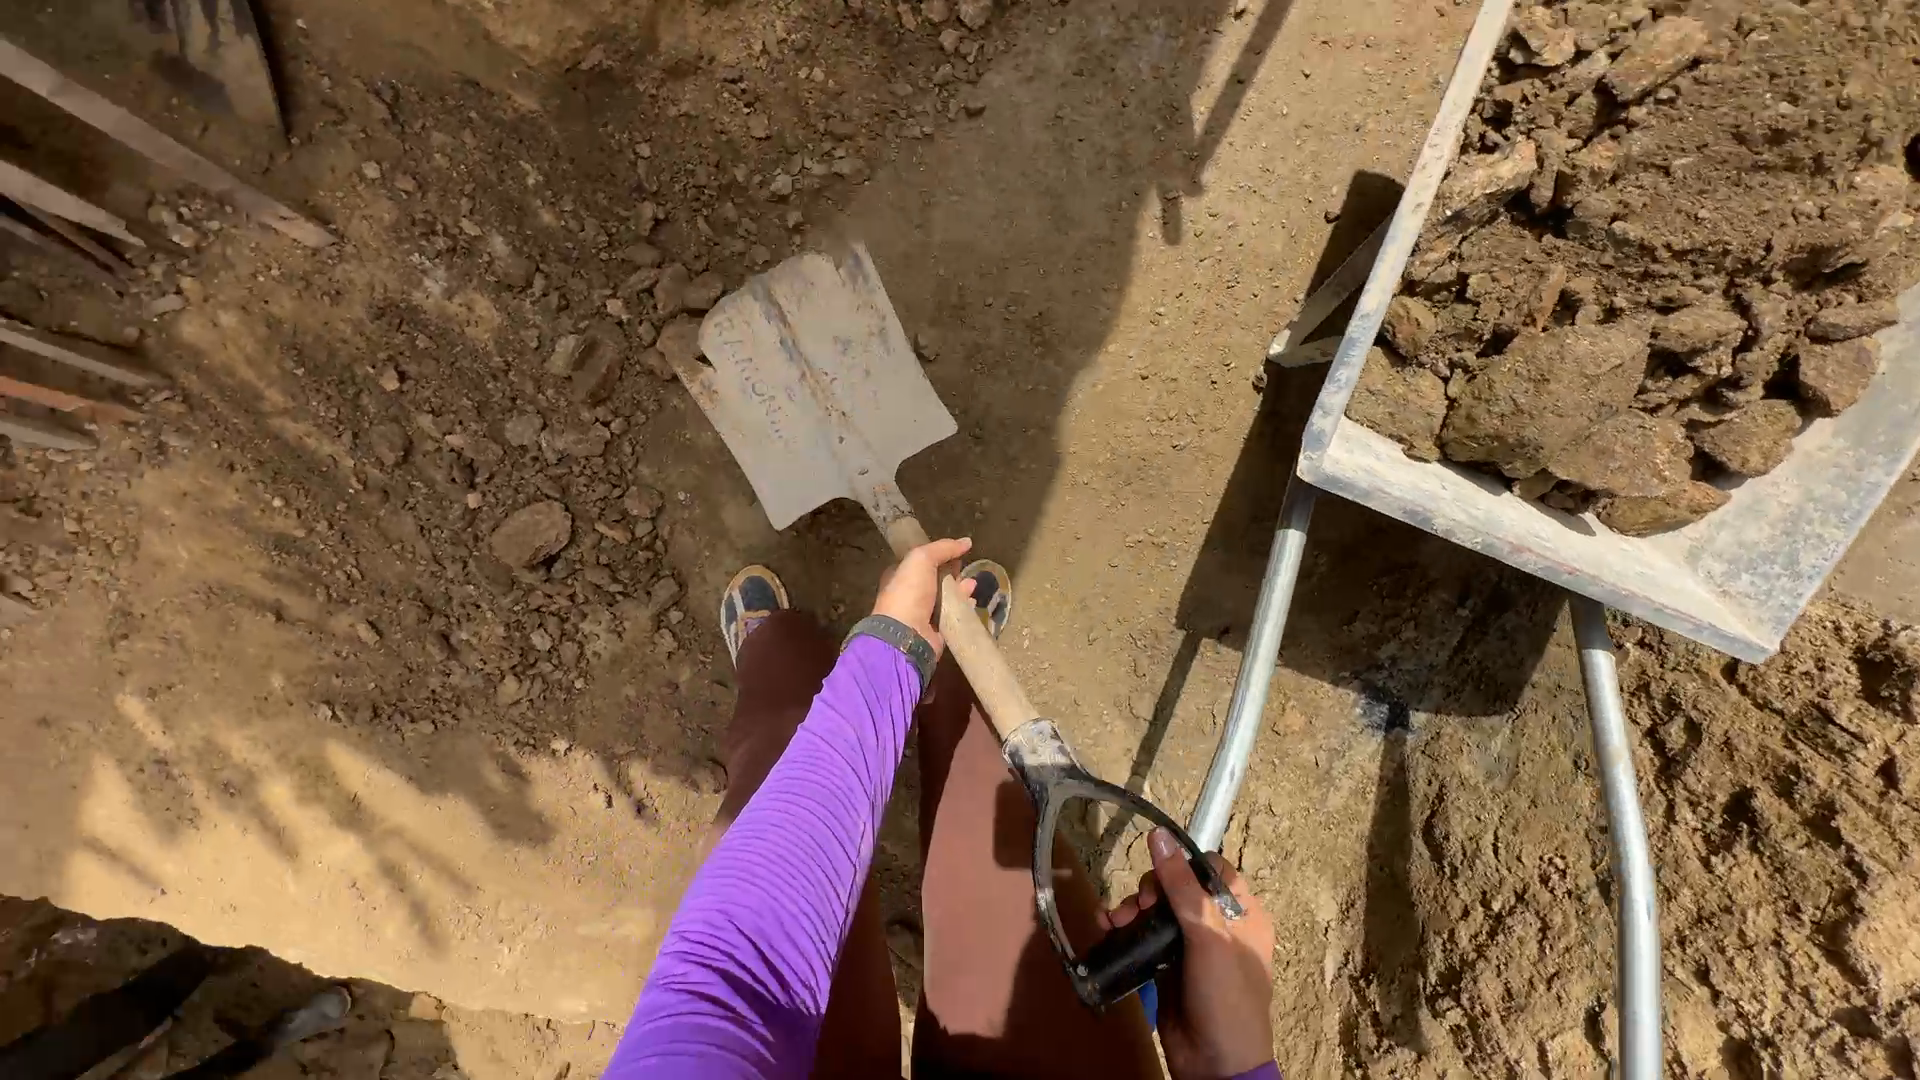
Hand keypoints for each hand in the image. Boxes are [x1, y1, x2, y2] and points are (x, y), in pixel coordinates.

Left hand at [872, 537, 973, 658]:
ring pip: (946, 598)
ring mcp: (923, 614)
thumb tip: (967, 541)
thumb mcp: (921, 559)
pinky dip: (963, 608)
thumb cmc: (909, 592)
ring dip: (960, 590)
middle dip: (952, 573)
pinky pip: (953, 616)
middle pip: (935, 580)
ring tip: (972, 584)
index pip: (920, 563)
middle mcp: (910, 595)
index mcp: (899, 577)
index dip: (937, 556)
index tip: (955, 552)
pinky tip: (972, 602)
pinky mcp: (936, 630)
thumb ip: (943, 548)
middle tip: (965, 569)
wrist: (907, 634)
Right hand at [1100, 829, 1274, 1079]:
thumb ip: (1182, 885)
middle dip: (1152, 889)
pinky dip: (1127, 927)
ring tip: (1114, 920)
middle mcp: (1219, 925)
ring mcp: (1193, 946)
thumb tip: (1159, 834)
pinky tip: (1107, 927)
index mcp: (1243, 914)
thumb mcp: (1207, 936)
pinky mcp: (1169, 964)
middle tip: (1140, 905)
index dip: (1184, 864)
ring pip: (1158, 908)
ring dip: (1133, 907)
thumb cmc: (1225, 997)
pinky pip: (1145, 933)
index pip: (1212, 869)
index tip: (1162, 874)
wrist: (1215, 1068)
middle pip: (1179, 885)